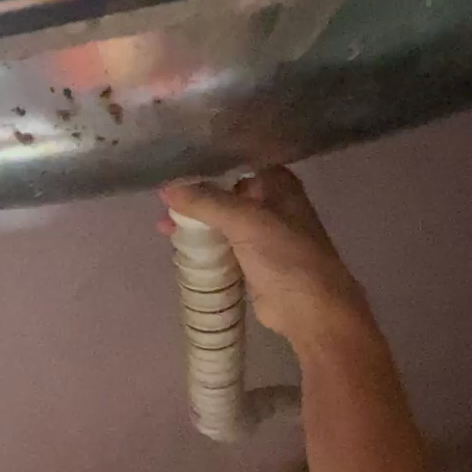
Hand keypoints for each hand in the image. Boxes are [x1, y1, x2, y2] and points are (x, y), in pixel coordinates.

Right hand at [160, 169, 374, 353]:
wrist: (309, 310)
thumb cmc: (285, 256)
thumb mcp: (245, 221)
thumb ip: (205, 202)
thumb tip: (166, 188)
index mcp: (277, 182)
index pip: (236, 162)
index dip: (205, 162)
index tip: (172, 162)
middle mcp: (269, 202)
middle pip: (224, 192)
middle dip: (193, 196)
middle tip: (161, 200)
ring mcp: (260, 233)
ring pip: (219, 219)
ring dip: (194, 222)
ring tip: (162, 224)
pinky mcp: (250, 260)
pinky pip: (220, 244)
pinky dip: (201, 243)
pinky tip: (177, 243)